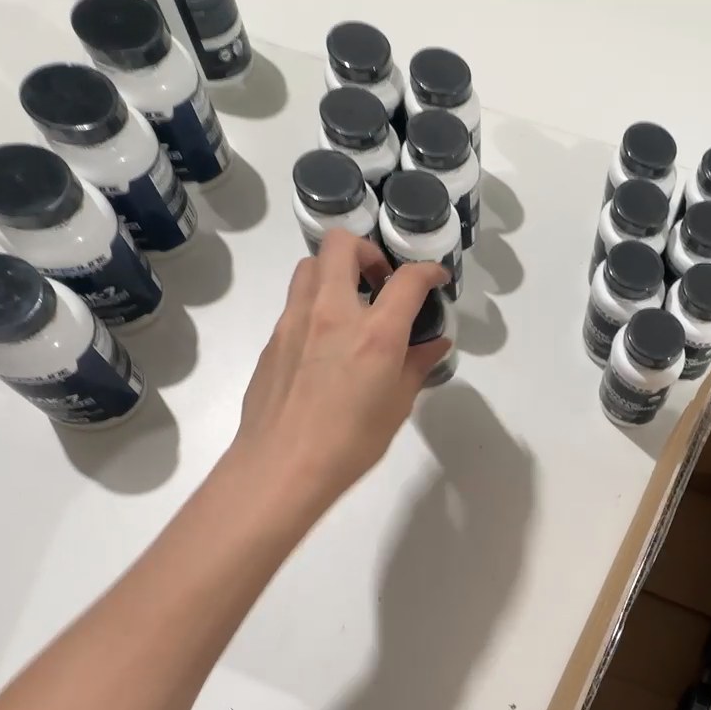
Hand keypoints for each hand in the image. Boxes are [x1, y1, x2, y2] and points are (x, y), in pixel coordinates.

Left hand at [229, 229, 451, 504]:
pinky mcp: (274, 337)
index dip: (428, 271)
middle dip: (368, 252)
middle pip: (343, 245)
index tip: (436, 278)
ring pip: (311, 266)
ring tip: (353, 304)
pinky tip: (330, 342)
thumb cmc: (352, 442)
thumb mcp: (397, 405)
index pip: (407, 280)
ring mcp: (296, 321)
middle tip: (382, 282)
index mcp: (375, 334)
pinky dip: (318, 303)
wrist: (284, 464)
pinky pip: (297, 301)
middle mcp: (333, 313)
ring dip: (336, 271)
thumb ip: (417, 365)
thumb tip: (434, 344)